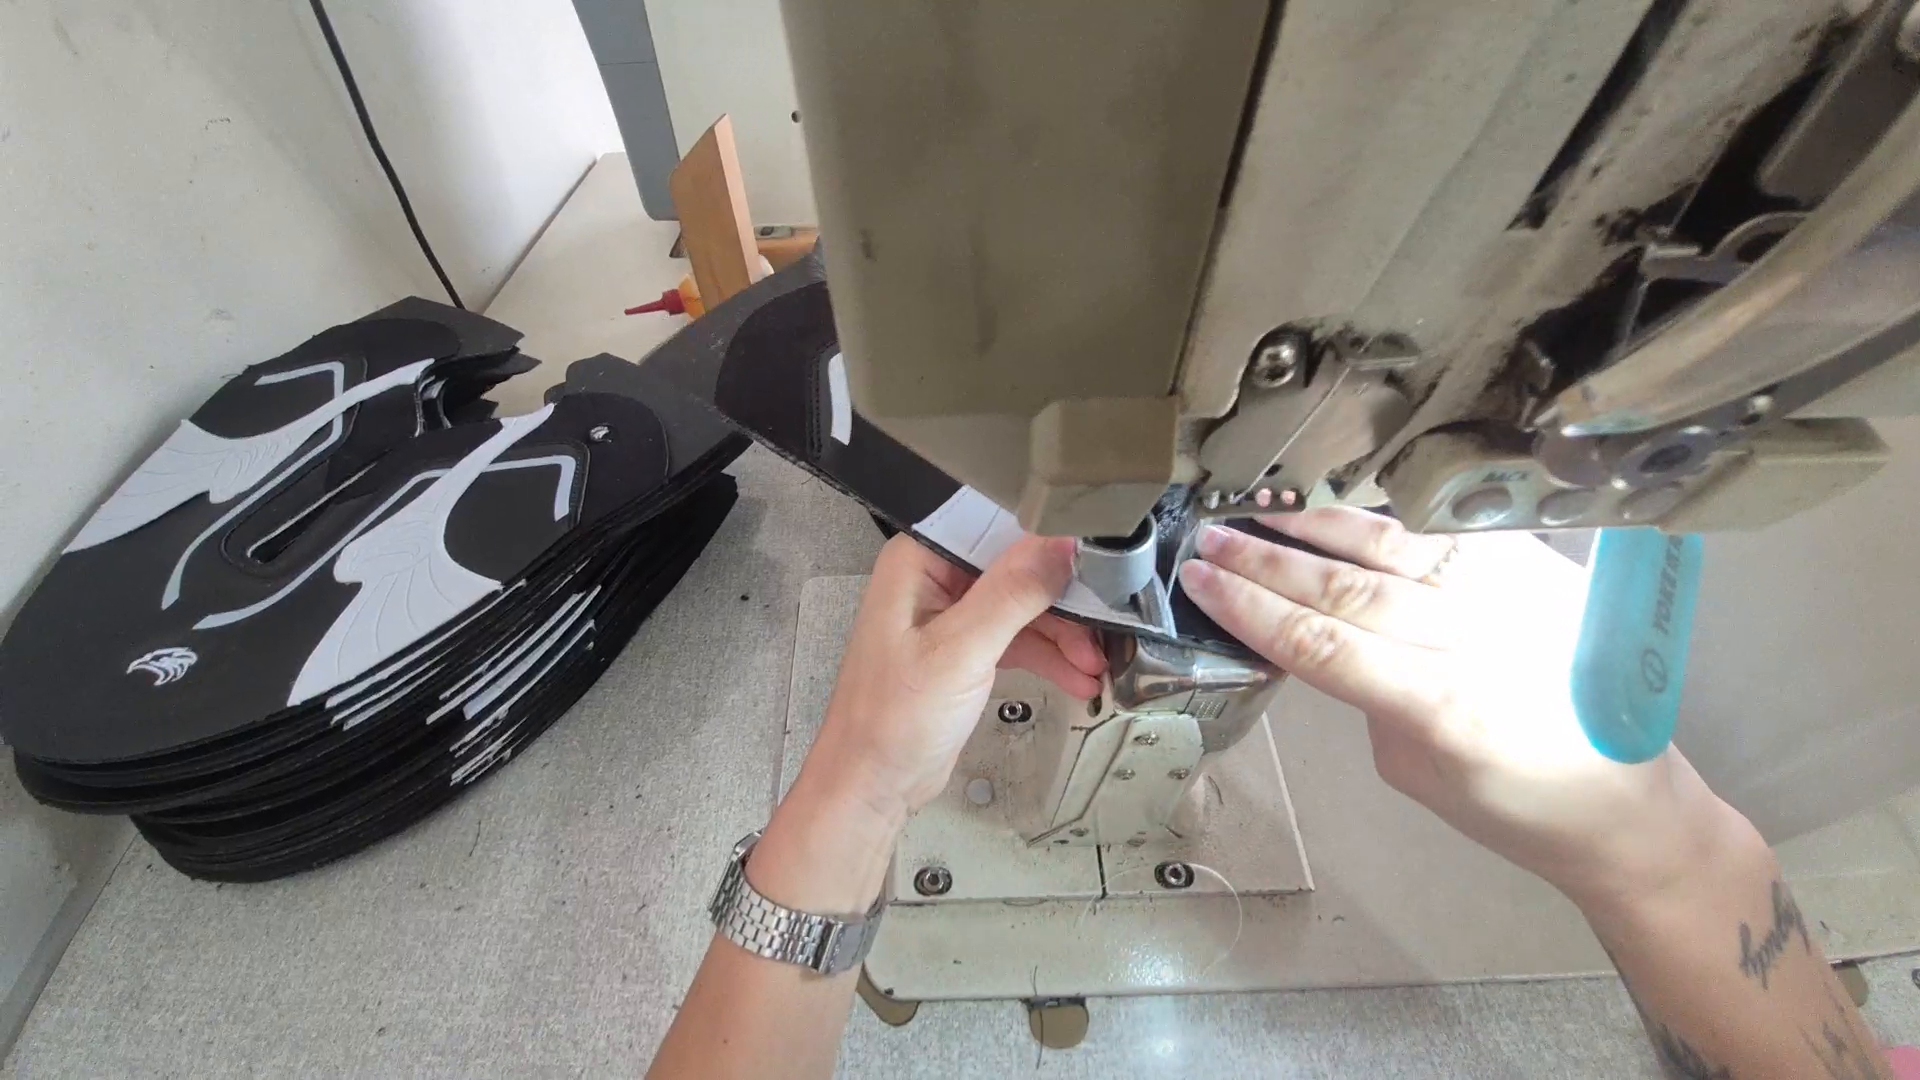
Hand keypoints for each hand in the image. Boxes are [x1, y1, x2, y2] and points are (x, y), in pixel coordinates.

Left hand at [751, 535, 1102, 916]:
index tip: (1098, 555)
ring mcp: (952, 615)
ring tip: (1100, 664)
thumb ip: (1013, 594)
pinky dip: (1048, 656)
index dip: (1048, 539)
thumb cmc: (896, 717)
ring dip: (1064, 635)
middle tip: (1109, 623)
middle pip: (1016, 569)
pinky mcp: (966, 650)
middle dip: (1063, 600)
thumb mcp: (960, 650)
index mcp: (920, 559)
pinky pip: (1017, 639)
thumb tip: (1063, 544)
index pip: (995, 529)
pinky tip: (1080, 677)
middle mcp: (935, 577)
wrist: (873, 786)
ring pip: (1023, 607)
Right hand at [1178, 509, 1754, 912]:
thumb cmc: (1508, 805)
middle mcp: (1483, 644)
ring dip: (1315, 526)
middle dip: (1264, 562)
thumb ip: (1361, 690)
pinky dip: (1381, 518)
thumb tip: (1312, 627)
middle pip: (1346, 589)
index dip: (1249, 608)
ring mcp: (1519, 599)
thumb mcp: (1408, 766)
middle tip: (1209, 539)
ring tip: (1259, 512)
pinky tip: (1336, 509)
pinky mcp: (1542, 573)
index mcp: (1446, 710)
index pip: (1321, 643)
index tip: (1200, 581)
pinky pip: (1445, 532)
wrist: (1629, 806)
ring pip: (1394, 546)